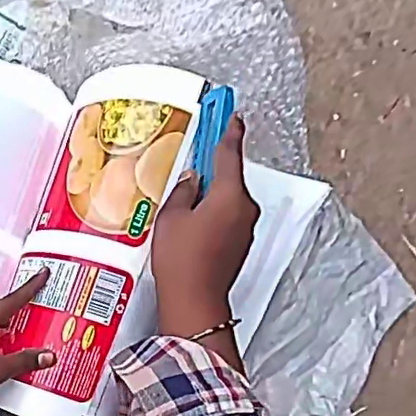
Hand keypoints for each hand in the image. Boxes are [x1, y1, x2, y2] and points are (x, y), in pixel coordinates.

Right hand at [151, 116, 260, 337]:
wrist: (194, 300)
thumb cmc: (182, 260)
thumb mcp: (170, 218)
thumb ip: (182, 192)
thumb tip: (190, 179)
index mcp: (230, 195)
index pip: (229, 154)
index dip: (228, 131)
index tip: (230, 114)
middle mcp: (245, 208)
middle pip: (228, 179)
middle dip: (211, 169)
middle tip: (193, 157)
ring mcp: (245, 228)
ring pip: (227, 200)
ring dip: (209, 195)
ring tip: (182, 199)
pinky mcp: (239, 244)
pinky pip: (226, 218)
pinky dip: (211, 214)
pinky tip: (189, 222)